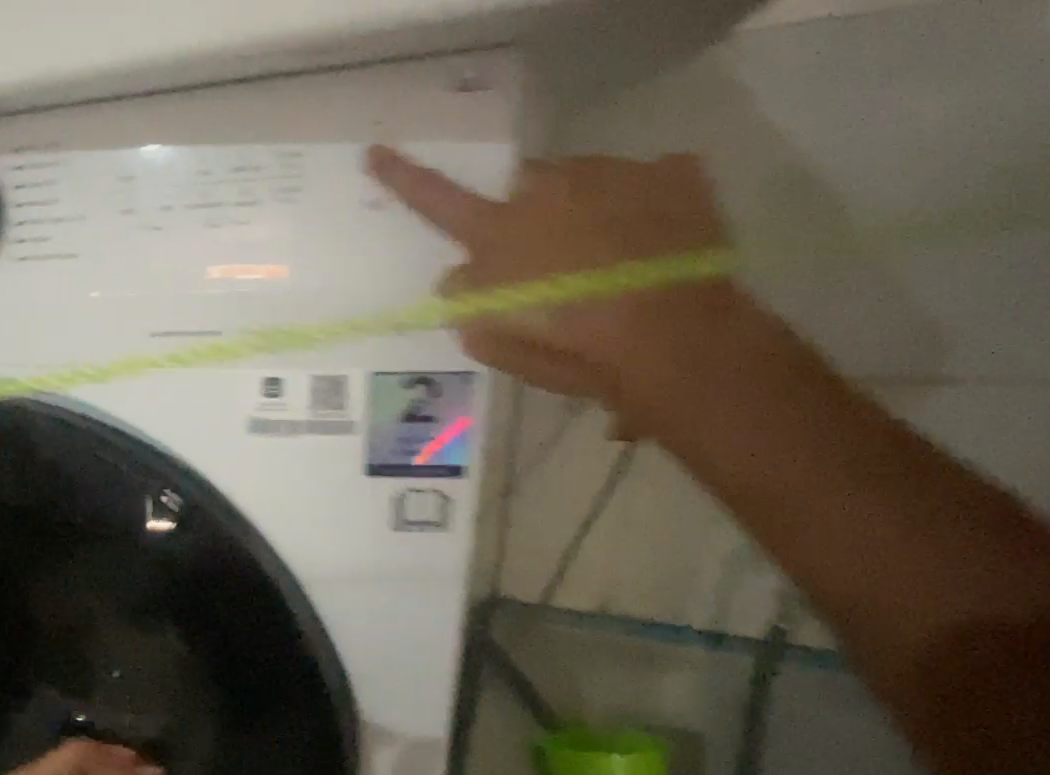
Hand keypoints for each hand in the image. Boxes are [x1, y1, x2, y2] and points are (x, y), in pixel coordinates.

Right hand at [366, 146, 775, 430]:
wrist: (674, 338)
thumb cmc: (572, 347)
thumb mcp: (498, 339)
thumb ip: (467, 302)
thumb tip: (458, 277)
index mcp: (498, 236)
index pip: (436, 202)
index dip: (404, 180)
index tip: (375, 152)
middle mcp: (547, 191)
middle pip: (523, 187)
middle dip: (529, 213)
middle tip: (552, 259)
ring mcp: (612, 175)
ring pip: (585, 182)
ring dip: (586, 210)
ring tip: (613, 261)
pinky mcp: (671, 174)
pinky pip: (650, 180)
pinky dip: (648, 205)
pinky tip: (659, 244)